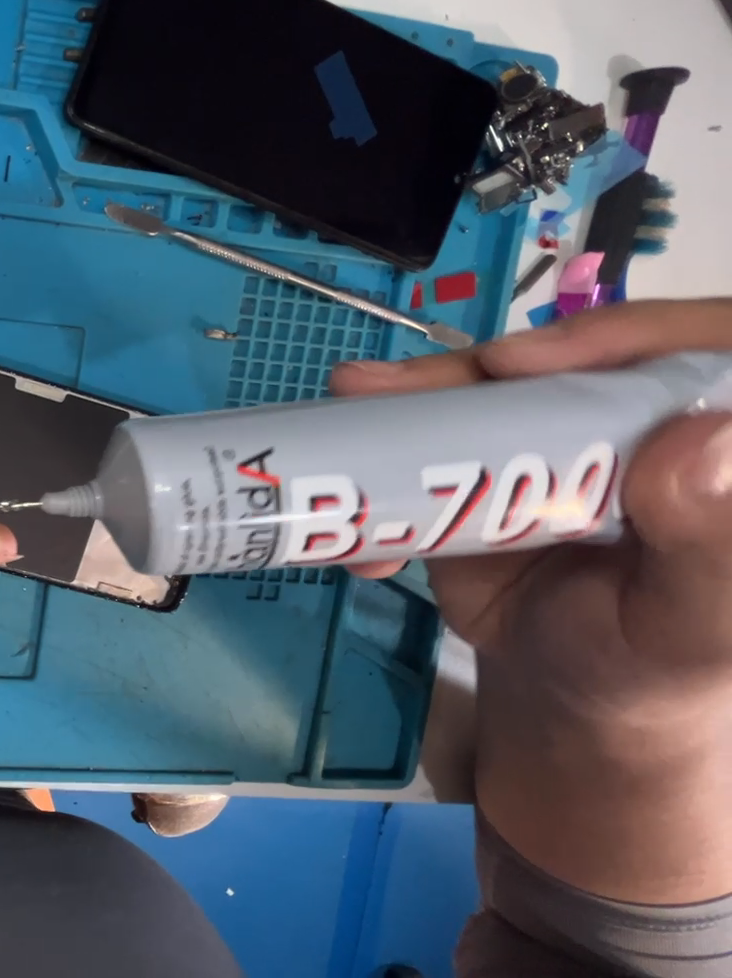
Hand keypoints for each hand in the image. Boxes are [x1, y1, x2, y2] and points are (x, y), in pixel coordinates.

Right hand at [330, 299, 731, 902]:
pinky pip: (416, 445)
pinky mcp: (471, 471)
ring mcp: (544, 447)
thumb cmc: (649, 669)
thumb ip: (712, 549)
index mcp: (707, 454)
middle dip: (464, 370)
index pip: (700, 352)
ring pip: (475, 396)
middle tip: (383, 386)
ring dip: (398, 406)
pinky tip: (357, 524)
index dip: (624, 334)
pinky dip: (367, 470)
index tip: (526, 364)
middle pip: (558, 365)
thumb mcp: (693, 626)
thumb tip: (696, 437)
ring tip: (343, 417)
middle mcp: (630, 430)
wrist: (559, 703)